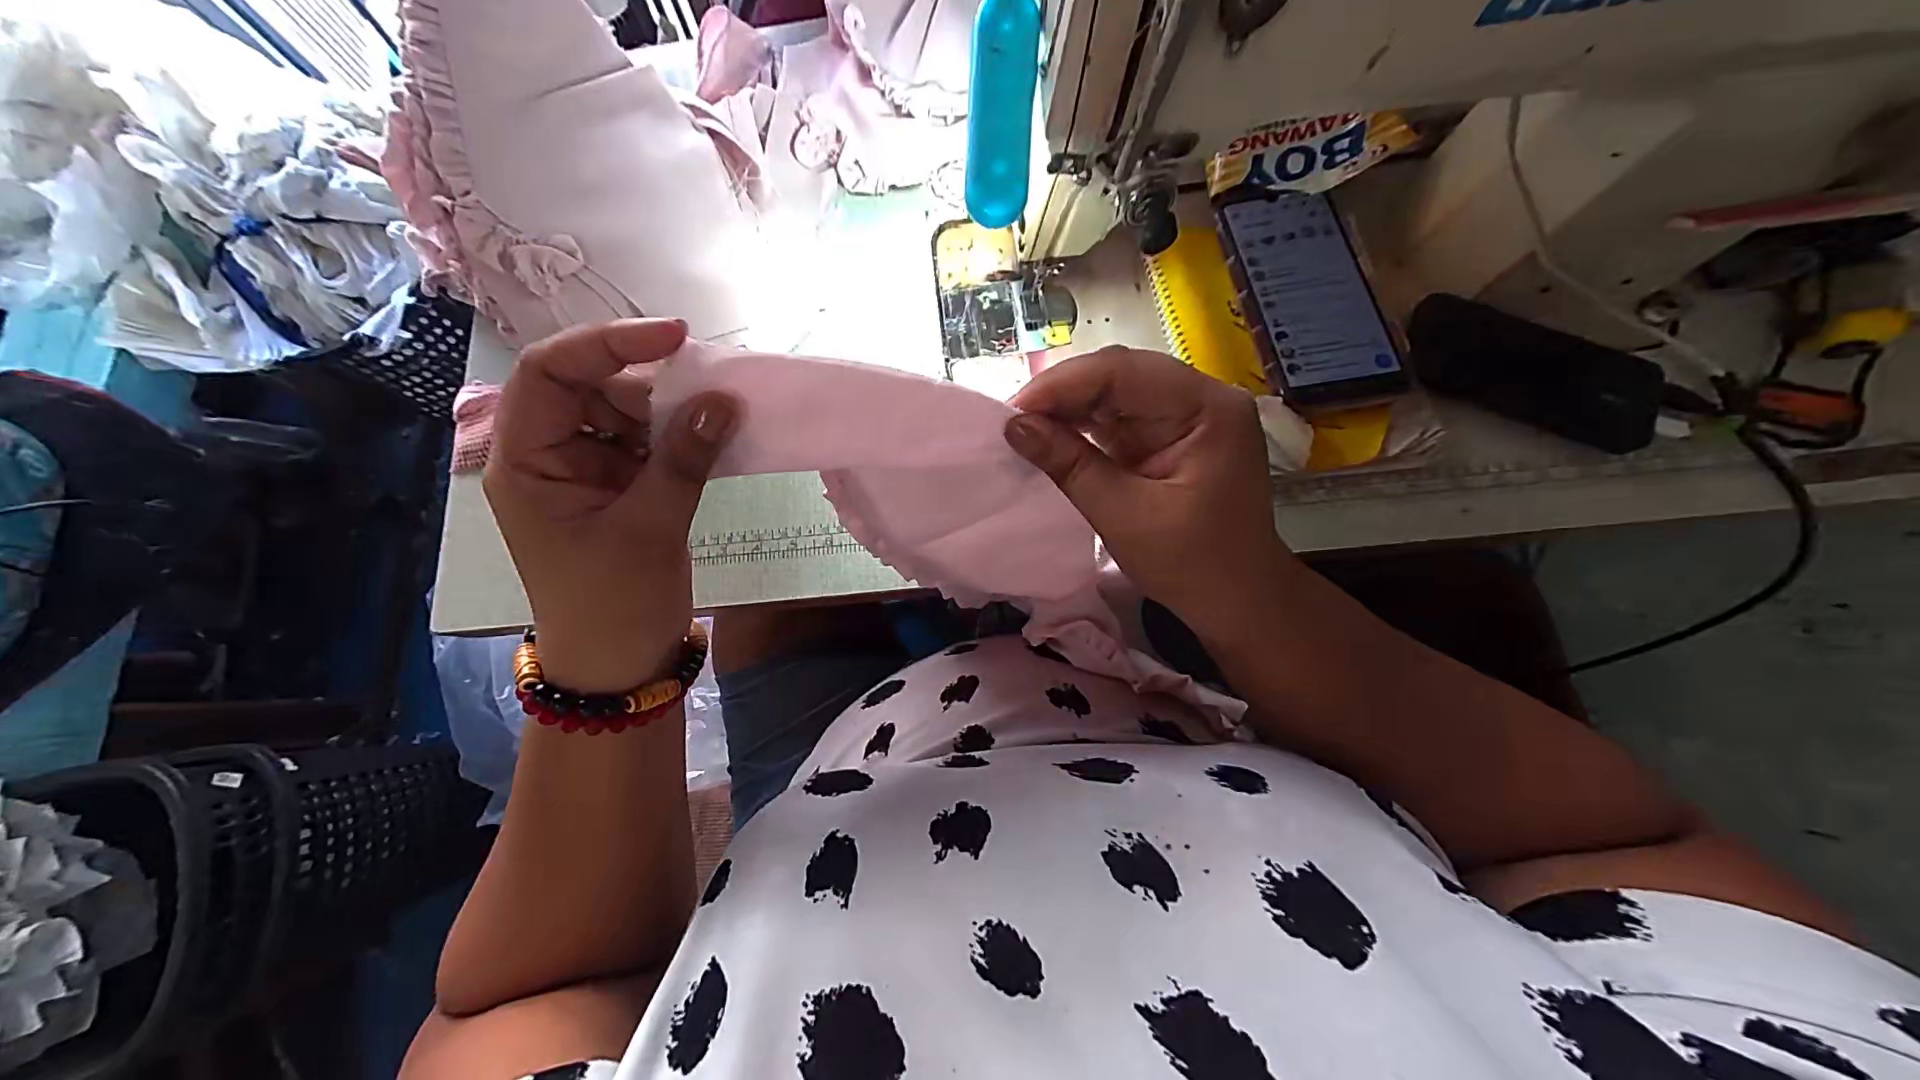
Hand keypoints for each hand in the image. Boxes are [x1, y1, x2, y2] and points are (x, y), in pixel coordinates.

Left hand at [483, 319, 737, 691]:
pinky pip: (649, 444)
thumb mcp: (651, 529)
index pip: (551, 374)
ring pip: (625, 414)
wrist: (620, 664)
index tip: (673, 337)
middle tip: (709, 391)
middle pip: (591, 388)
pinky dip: (681, 438)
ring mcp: (587, 472)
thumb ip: (684, 459)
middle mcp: (549, 457)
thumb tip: (722, 400)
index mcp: (526, 463)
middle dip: (649, 384)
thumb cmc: (615, 604)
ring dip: (671, 411)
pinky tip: (712, 440)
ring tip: (717, 420)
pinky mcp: (620, 489)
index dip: (607, 344)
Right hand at [1004, 346, 1287, 635]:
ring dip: (1068, 411)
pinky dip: (1083, 428)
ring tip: (1024, 431)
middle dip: (1061, 396)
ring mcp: (1186, 415)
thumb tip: (1014, 426)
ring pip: (1114, 394)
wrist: (1236, 599)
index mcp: (1207, 408)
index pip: (1124, 372)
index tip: (1012, 412)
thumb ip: (1070, 466)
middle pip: (1119, 376)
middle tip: (1011, 422)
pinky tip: (1052, 439)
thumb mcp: (1125, 517)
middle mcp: (1201, 398)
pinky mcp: (1170, 435)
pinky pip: (1119, 418)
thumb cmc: (1191, 564)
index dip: (1061, 385)